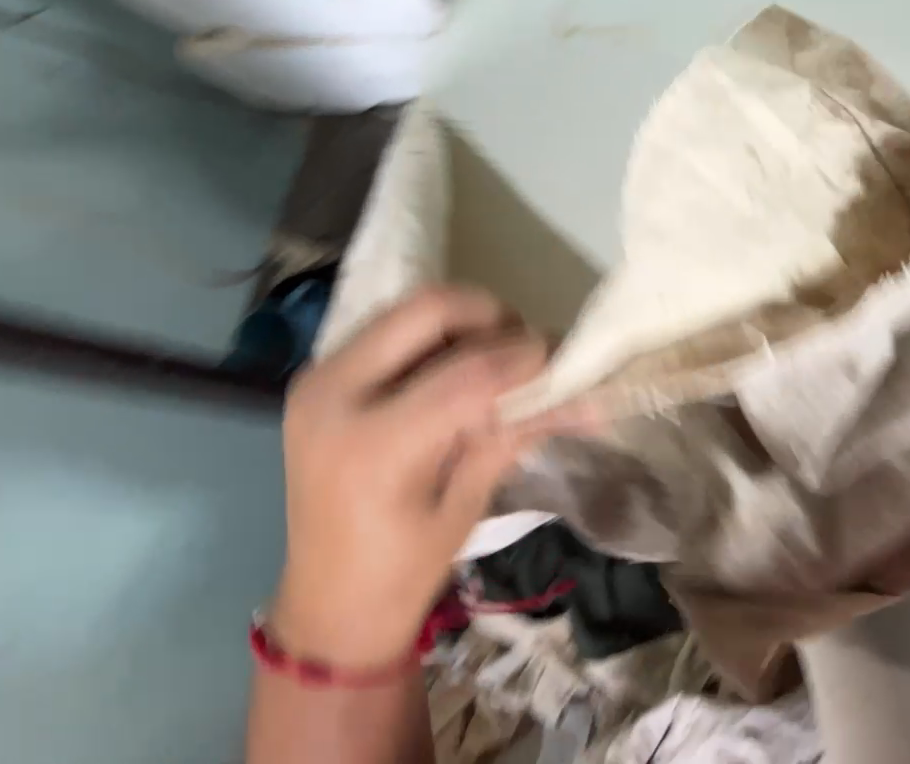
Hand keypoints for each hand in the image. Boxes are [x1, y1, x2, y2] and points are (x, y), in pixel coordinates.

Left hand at [268, 286, 588, 666]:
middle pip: (430, 310)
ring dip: (467, 322)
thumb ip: (519, 432)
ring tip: (499, 359)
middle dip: (494, 317)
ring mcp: (319, 378)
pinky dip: (440, 335)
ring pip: (410, 307)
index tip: (568, 360)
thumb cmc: (404, 569)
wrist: (327, 602)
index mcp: (371, 447)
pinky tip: (462, 369)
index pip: (468, 374)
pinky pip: (392, 327)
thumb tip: (589, 395)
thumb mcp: (469, 501)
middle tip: (528, 349)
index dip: (527, 359)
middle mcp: (333, 396)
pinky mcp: (321, 374)